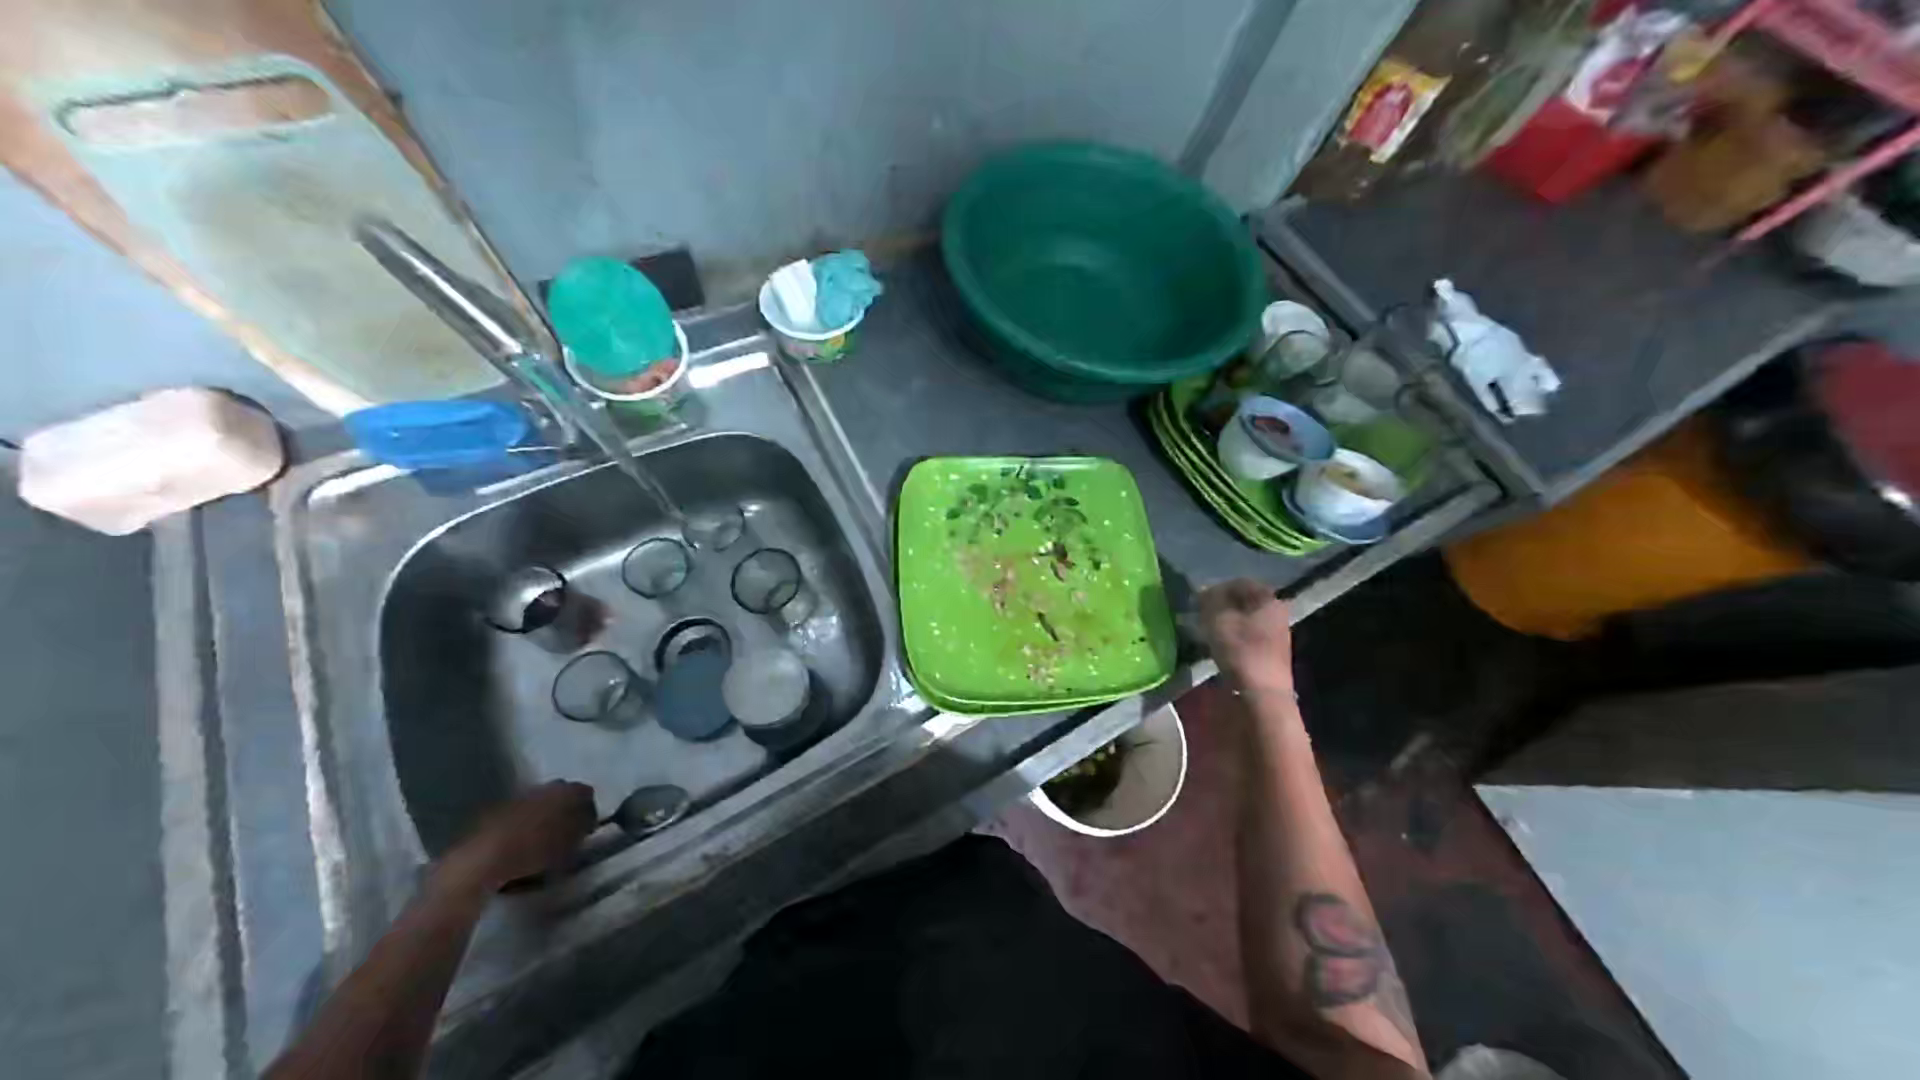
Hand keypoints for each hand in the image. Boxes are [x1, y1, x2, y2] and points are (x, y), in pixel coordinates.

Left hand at [444, 780, 596, 891]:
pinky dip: (524, 826)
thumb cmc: (534, 850)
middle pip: (561, 794)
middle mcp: (543, 788)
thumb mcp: (570, 844)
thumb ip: (583, 828)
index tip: (589, 827)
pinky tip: (523, 844)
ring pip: (538, 803)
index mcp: (565, 791)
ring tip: (544, 840)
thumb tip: (588, 821)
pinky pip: (519, 816)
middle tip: (568, 831)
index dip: (589, 809)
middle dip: (566, 809)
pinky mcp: (494, 813)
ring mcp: (516, 799)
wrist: (481, 860)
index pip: (586, 792)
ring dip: (543, 817)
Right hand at [1198, 580, 1295, 697]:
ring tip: (1205, 630)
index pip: (1240, 582)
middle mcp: (1277, 612)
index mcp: (1268, 599)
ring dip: (1224, 621)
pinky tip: (1218, 645)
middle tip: (1200, 614)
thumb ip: (1209, 600)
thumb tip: (1203, 591)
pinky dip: (1231, 636)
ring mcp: (1276, 634)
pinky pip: (1247, 635)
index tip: (1199, 600)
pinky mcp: (1270, 652)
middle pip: (1243, 601)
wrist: (1262, 694)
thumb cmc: (1241, 651)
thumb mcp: (1217, 620)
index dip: (1217, 587)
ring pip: (1244, 619)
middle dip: (1220, 605)